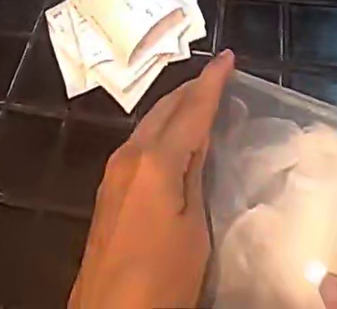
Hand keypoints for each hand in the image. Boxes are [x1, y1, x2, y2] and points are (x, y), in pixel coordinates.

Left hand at [69, 50, 235, 308]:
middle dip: (193, 88)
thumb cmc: (161, 280)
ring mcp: (114, 173)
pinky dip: (163, 128)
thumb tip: (199, 139)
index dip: (212, 81)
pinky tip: (176, 137)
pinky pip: (141, 142)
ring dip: (177, 107)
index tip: (228, 56)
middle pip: (166, 108)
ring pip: (151, 122)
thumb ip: (195, 176)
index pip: (192, 109)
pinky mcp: (108, 192)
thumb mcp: (194, 230)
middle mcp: (130, 155)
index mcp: (155, 160)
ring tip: (202, 100)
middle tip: (219, 76)